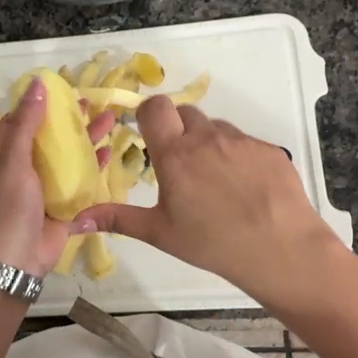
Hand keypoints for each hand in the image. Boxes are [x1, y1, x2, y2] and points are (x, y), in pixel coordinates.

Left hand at [0, 78, 114, 274]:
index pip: (21, 119)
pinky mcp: (64, 202)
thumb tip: (37, 84)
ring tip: (110, 117)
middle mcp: (26, 165)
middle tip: (93, 101)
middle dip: (68, 118)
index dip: (38, 102)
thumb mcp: (15, 159)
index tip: (60, 87)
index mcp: (6, 153)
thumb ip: (27, 123)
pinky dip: (94, 164)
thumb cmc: (11, 205)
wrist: (17, 256)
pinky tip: (110, 149)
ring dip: (86, 137)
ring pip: (68, 154)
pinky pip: (82, 178)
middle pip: (49, 134)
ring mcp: (46, 185)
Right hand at [74, 97, 341, 305]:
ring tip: (212, 180)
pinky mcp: (269, 150)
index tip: (147, 134)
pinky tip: (241, 188)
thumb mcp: (159, 232)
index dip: (148, 114)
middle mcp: (207, 139)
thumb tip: (76, 220)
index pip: (155, 107)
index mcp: (175, 154)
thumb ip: (117, 219)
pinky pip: (244, 143)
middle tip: (178, 164)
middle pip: (185, 113)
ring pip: (216, 128)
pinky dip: (236, 157)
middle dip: (177, 129)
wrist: (282, 250)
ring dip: (206, 143)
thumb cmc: (212, 243)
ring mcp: (242, 142)